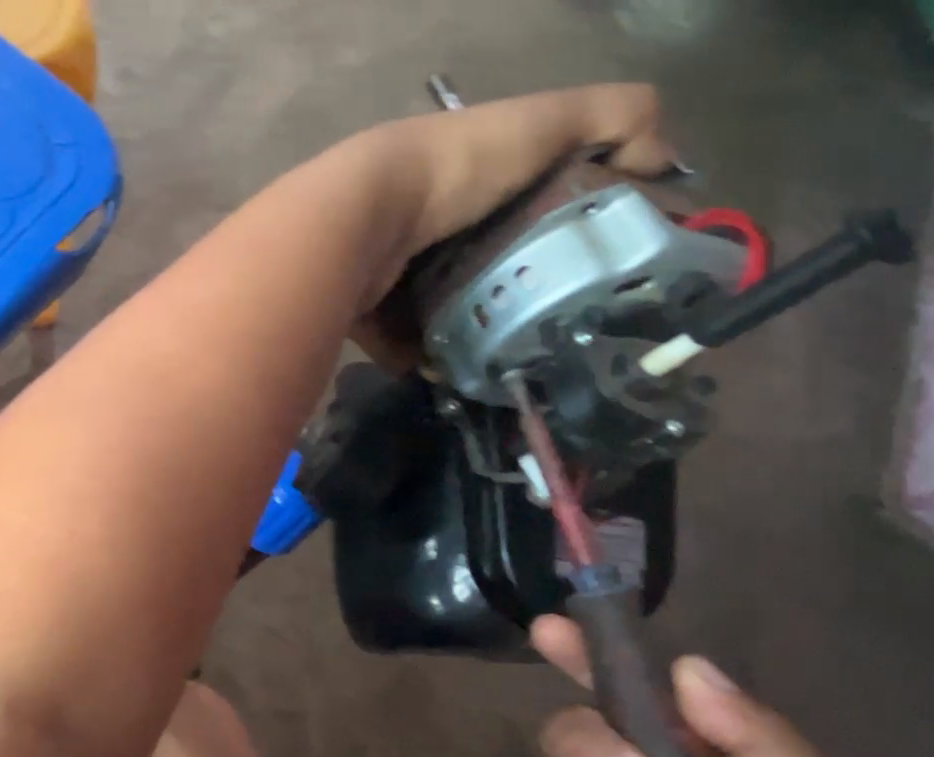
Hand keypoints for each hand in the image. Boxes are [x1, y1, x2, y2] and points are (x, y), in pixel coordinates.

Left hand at [350, 84, 676, 366]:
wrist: (353, 220)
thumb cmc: (455, 169)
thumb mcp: (550, 122)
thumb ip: (616, 119)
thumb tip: (663, 162)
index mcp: (468, 177)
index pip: (527, 204)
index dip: (562, 232)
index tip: (595, 272)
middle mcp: (424, 222)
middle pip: (482, 266)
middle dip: (515, 294)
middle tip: (556, 330)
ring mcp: (386, 270)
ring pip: (441, 310)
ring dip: (471, 335)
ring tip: (514, 363)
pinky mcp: (360, 311)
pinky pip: (399, 343)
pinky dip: (425, 360)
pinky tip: (461, 378)